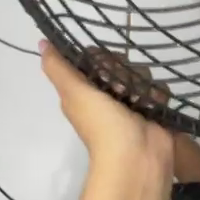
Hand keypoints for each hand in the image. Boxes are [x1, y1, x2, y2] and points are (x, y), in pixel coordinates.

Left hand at [40, 43, 175, 177]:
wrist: (136, 156)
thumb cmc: (102, 125)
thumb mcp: (74, 93)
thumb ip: (58, 68)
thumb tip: (41, 43)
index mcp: (84, 92)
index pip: (92, 60)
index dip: (98, 56)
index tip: (103, 61)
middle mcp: (106, 96)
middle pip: (118, 64)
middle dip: (122, 70)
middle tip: (120, 87)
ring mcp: (131, 103)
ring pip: (140, 74)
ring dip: (141, 83)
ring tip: (138, 99)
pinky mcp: (152, 110)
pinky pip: (158, 89)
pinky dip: (157, 95)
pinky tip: (153, 104)